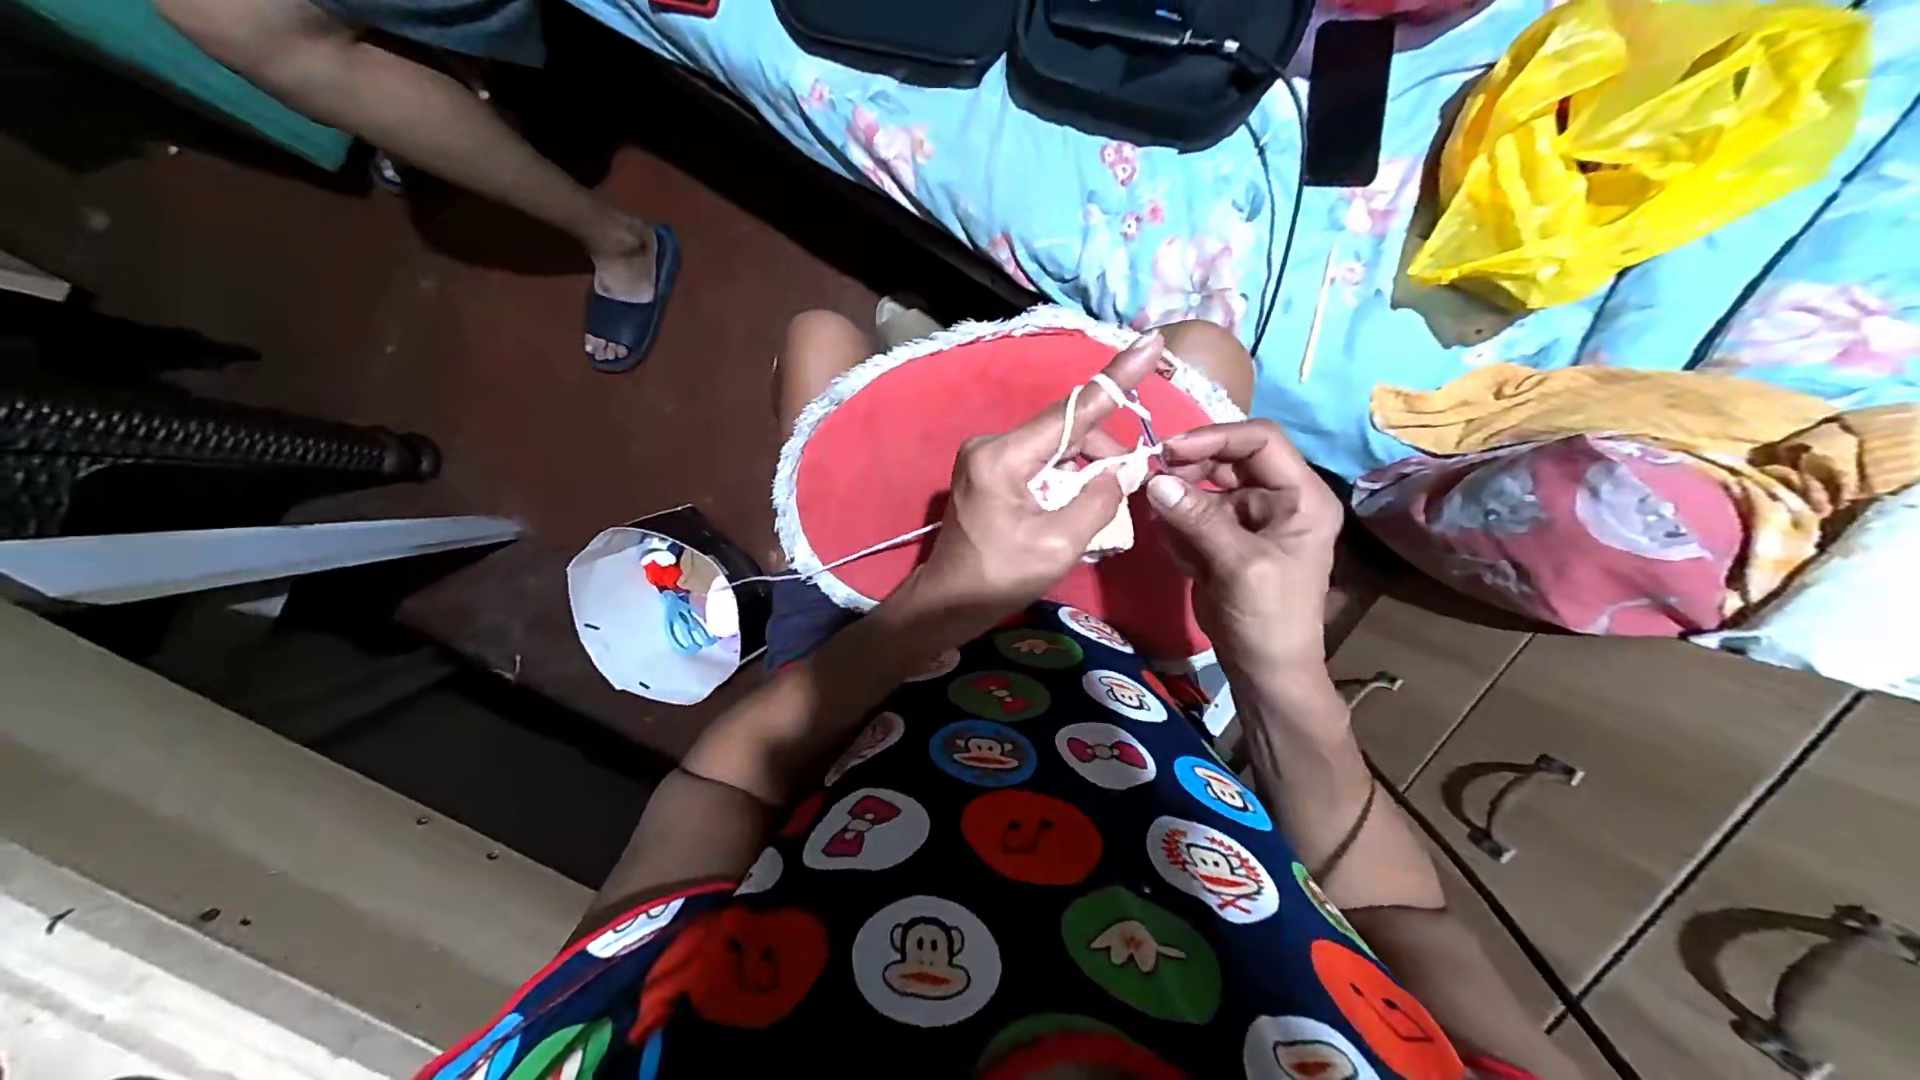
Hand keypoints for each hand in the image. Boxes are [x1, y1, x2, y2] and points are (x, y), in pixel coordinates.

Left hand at [908, 333, 1165, 635]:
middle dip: (1102, 450)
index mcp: (1002, 457)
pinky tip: (1078, 500)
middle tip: (1128, 483)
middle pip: (1064, 430)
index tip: (1150, 343)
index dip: (1115, 379)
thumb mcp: (1059, 543)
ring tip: (1103, 499)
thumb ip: (1097, 500)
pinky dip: (1064, 476)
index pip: (1070, 411)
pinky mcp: (987, 470)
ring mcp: (985, 455)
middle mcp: (990, 444)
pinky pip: (1038, 461)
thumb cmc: (1000, 577)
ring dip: (1084, 467)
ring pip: (1053, 446)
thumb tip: (1121, 471)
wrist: (948, 601)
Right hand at [1146, 418, 1342, 683]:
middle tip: (1151, 481)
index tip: (1170, 451)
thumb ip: (1199, 519)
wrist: (1264, 669)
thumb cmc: (1269, 616)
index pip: (1261, 441)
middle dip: (1189, 468)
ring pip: (1204, 485)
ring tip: (1159, 521)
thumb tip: (1155, 480)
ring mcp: (1248, 518)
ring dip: (1177, 499)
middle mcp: (1276, 499)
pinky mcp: (1223, 538)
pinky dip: (1176, 524)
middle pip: (1227, 459)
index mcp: (1300, 497)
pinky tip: (1176, 552)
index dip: (1215, 437)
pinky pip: (1192, 514)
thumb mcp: (1239, 564)